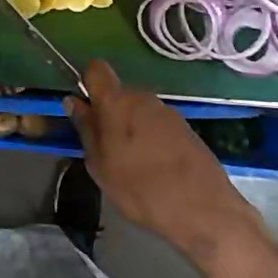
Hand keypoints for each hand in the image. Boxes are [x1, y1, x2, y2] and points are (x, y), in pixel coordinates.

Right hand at [66, 60, 261, 256]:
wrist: (203, 208)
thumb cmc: (140, 188)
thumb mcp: (100, 165)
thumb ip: (86, 129)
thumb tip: (74, 101)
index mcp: (117, 102)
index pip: (96, 69)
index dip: (88, 83)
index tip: (86, 110)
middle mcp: (143, 97)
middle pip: (118, 94)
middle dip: (110, 114)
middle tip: (107, 149)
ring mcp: (167, 111)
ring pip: (138, 111)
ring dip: (131, 128)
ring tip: (133, 164)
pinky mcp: (185, 127)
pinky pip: (157, 124)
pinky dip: (151, 139)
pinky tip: (156, 168)